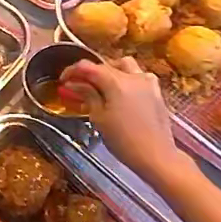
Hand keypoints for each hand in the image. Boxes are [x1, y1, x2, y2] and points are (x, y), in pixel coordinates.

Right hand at [59, 57, 190, 177]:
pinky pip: (138, 76)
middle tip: (78, 85)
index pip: (88, 67)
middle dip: (89, 72)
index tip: (63, 80)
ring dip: (109, 71)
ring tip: (100, 85)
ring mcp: (147, 83)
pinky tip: (121, 93)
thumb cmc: (123, 140)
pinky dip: (125, 78)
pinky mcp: (156, 92)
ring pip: (124, 66)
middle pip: (105, 65)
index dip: (72, 71)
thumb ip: (87, 95)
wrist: (156, 156)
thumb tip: (74, 84)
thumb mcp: (99, 118)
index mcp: (116, 82)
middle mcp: (133, 77)